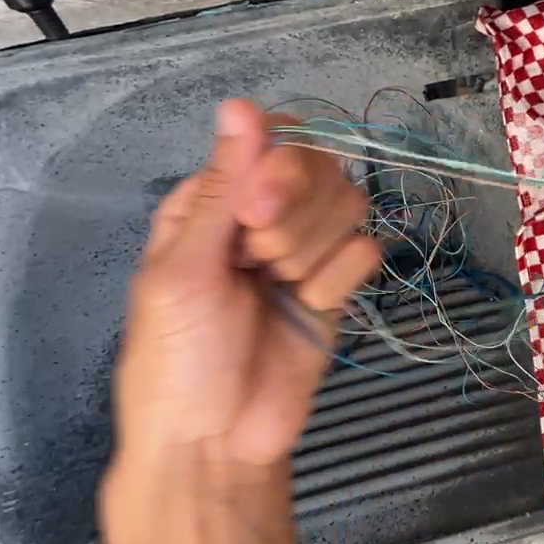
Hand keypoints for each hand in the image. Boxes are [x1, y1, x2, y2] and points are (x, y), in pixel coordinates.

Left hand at [112, 99, 381, 468]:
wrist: (218, 440)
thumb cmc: (176, 357)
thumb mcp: (183, 269)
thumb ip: (222, 187)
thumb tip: (241, 104)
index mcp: (216, 201)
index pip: (277, 141)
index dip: (281, 166)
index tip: (257, 211)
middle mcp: (266, 214)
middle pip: (323, 168)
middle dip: (293, 219)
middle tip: (255, 264)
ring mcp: (308, 247)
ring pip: (351, 205)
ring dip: (312, 252)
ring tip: (277, 290)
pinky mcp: (341, 281)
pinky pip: (367, 251)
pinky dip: (337, 280)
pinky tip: (307, 306)